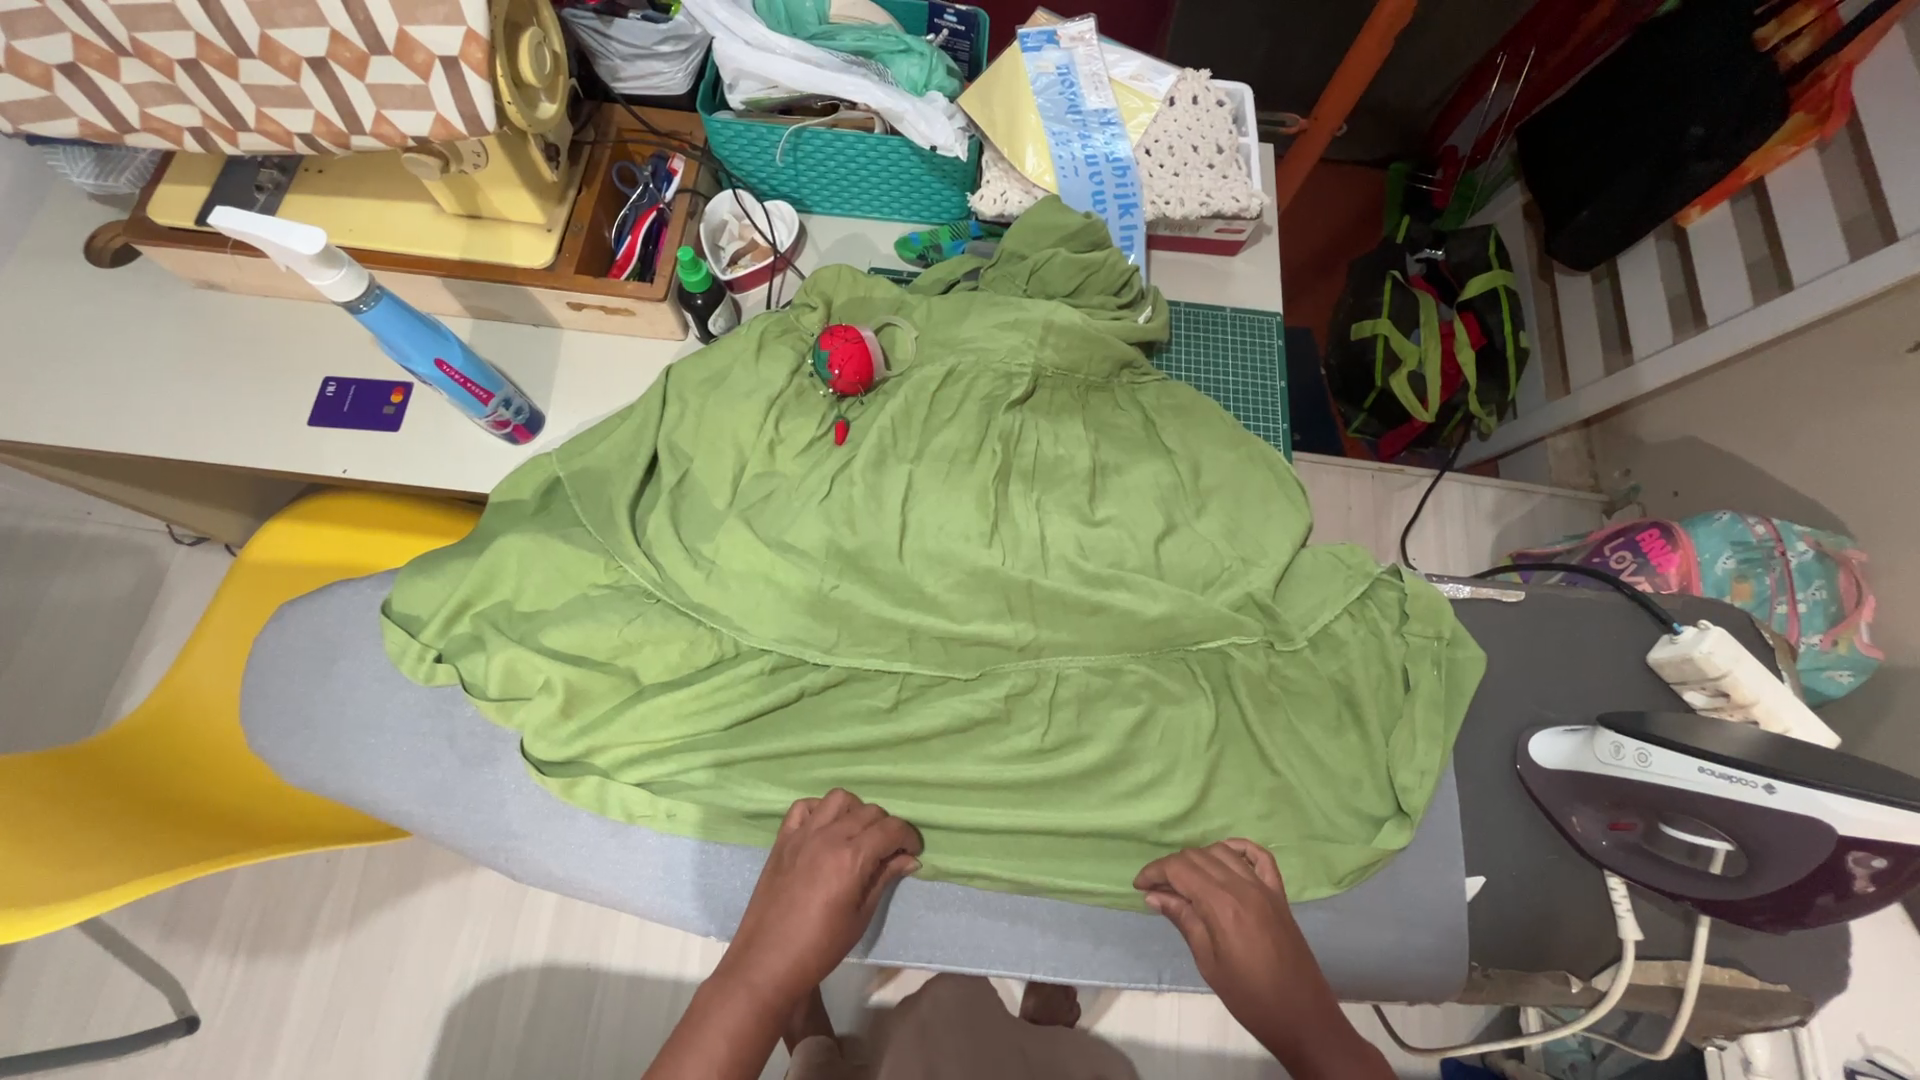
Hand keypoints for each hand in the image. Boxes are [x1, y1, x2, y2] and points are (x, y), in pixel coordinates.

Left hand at [716, 789, 922, 1007]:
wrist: (767, 961)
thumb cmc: (820, 946)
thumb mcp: (861, 915)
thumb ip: (884, 878)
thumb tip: (910, 859)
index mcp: (851, 857)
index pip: (891, 829)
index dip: (909, 837)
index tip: (912, 852)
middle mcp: (828, 836)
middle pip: (869, 811)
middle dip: (886, 827)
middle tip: (888, 851)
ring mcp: (803, 833)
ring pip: (839, 799)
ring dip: (855, 811)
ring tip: (857, 836)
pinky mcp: (783, 838)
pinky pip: (804, 806)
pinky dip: (820, 810)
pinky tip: (825, 830)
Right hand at [1135, 840, 1390, 1079]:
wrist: (1303, 1017)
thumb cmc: (1250, 997)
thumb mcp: (1208, 962)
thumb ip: (1184, 920)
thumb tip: (1154, 895)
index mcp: (1222, 904)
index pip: (1179, 869)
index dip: (1154, 872)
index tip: (1139, 886)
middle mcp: (1242, 886)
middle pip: (1197, 856)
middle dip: (1172, 866)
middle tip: (1157, 890)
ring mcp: (1264, 887)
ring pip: (1223, 851)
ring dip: (1199, 859)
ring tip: (1185, 881)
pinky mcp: (1280, 895)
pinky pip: (1260, 857)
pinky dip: (1239, 849)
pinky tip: (1225, 856)